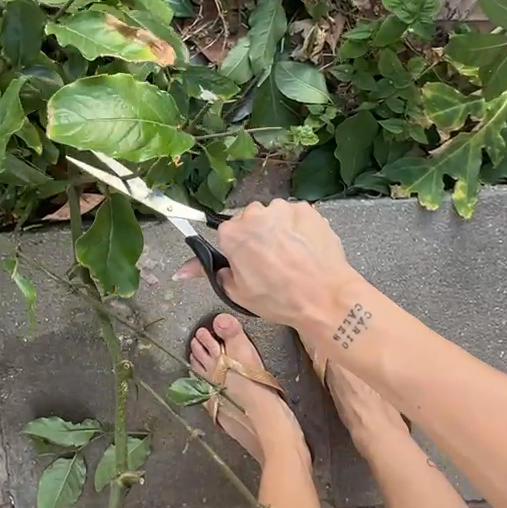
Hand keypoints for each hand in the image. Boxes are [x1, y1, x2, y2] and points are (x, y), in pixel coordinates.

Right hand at [208, 200, 364, 329]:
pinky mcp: (306, 209)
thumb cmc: (280, 299)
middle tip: (271, 264)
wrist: (325, 297)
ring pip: (274, 217)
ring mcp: (282, 209)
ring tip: (292, 258)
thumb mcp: (238, 292)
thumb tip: (181, 270)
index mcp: (232, 233)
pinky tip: (305, 250)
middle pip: (250, 222)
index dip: (237, 251)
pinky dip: (299, 229)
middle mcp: (254, 213)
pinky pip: (296, 216)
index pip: (226, 235)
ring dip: (279, 232)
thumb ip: (209, 273)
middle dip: (257, 238)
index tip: (248, 265)